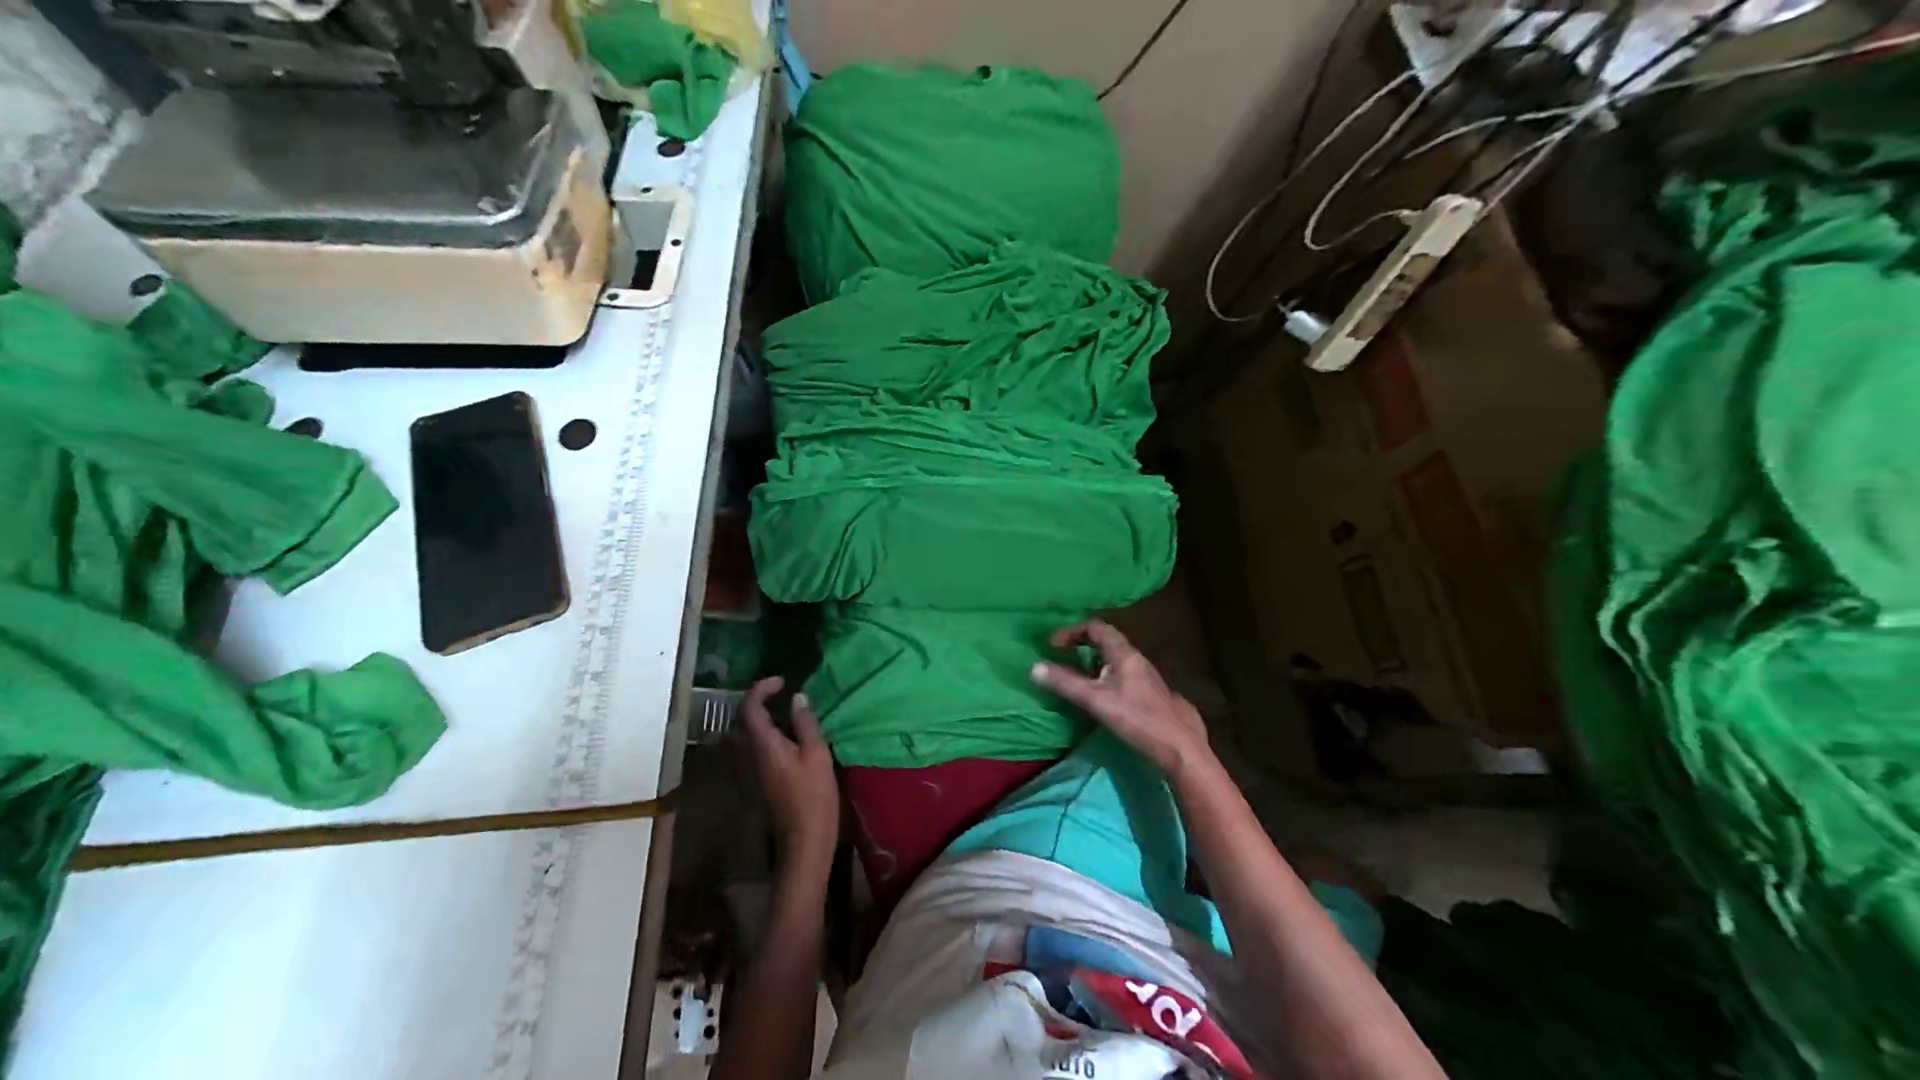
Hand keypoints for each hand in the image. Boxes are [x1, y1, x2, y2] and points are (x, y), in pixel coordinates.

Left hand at [741, 676, 839, 865]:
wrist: (804, 840)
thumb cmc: (813, 796)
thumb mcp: (817, 754)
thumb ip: (805, 723)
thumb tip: (797, 697)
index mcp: (762, 744)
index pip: (749, 707)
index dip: (762, 688)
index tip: (783, 681)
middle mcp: (749, 754)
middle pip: (745, 719)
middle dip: (761, 701)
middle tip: (786, 693)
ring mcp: (753, 768)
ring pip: (750, 734)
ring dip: (765, 718)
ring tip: (791, 712)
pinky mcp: (760, 779)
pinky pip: (757, 747)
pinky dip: (769, 734)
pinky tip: (792, 737)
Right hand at [1031, 620, 1214, 779]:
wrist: (1180, 746)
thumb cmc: (1137, 719)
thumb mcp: (1096, 700)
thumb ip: (1065, 683)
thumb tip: (1034, 667)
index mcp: (1124, 654)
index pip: (1096, 627)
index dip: (1072, 631)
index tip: (1053, 644)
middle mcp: (1136, 659)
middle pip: (1106, 640)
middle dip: (1080, 644)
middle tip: (1061, 655)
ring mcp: (1145, 676)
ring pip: (1114, 658)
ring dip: (1091, 661)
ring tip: (1075, 675)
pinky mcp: (1149, 692)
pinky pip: (1120, 673)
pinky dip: (1103, 674)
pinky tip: (1100, 695)